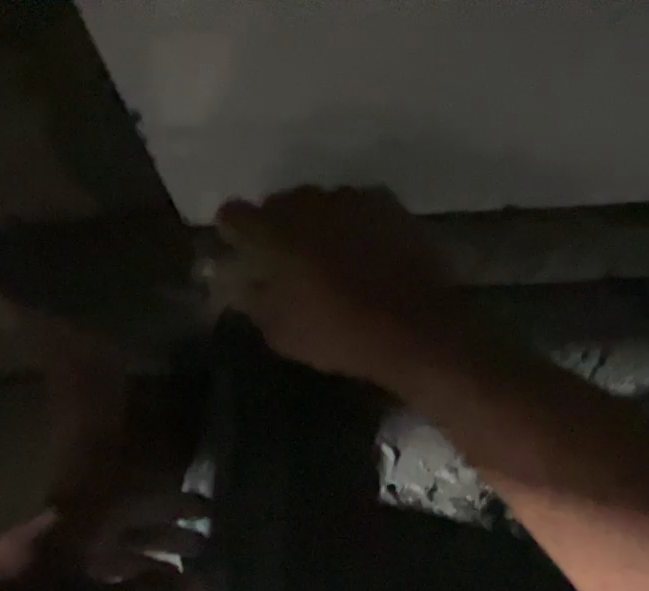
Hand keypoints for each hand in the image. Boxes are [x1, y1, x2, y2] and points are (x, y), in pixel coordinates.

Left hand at [0, 322, 205, 590]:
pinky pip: (89, 565)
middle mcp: (63, 528)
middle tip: (203, 539)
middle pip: (122, 518)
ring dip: (142, 552)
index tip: (206, 508)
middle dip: (164, 527)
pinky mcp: (33, 579)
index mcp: (76, 524)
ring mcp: (46, 554)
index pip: (134, 497)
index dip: (170, 502)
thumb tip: (204, 586)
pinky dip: (117, 574)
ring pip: (106, 544)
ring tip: (179, 571)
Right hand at [214, 186, 465, 386]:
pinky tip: (365, 254)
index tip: (238, 249)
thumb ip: (255, 303)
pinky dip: (355, 226)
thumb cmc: (339, 334)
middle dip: (278, 228)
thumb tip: (244, 287)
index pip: (234, 214)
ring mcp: (352, 198)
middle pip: (281, 204)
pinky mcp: (389, 205)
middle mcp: (309, 201)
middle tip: (288, 261)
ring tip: (331, 257)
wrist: (415, 328)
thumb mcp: (282, 334)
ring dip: (319, 225)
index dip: (233, 232)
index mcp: (273, 230)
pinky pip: (359, 209)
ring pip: (322, 204)